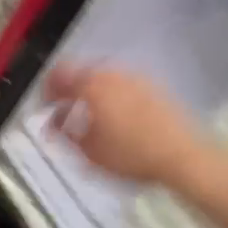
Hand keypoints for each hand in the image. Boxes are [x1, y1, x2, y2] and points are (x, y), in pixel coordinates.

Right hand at [44, 65, 205, 185]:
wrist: (182, 154)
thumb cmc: (131, 155)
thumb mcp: (90, 153)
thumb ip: (64, 133)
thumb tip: (51, 122)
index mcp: (91, 84)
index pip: (59, 74)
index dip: (48, 89)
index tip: (45, 105)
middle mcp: (111, 72)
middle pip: (82, 72)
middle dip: (71, 89)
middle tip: (66, 110)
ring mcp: (134, 76)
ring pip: (103, 76)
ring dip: (92, 91)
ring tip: (92, 115)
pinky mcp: (152, 85)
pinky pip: (122, 83)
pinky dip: (113, 93)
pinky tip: (117, 115)